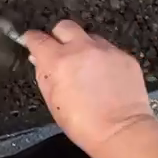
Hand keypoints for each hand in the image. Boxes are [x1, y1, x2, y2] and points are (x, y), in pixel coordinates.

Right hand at [22, 20, 157, 155]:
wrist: (121, 131)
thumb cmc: (83, 124)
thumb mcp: (52, 102)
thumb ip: (43, 75)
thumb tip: (39, 60)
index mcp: (58, 61)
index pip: (38, 38)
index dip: (32, 39)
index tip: (32, 42)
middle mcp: (82, 49)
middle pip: (64, 26)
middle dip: (59, 36)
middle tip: (61, 52)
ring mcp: (106, 50)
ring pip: (89, 36)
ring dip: (84, 47)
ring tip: (87, 69)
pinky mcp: (125, 56)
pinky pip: (109, 49)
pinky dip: (104, 59)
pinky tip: (105, 77)